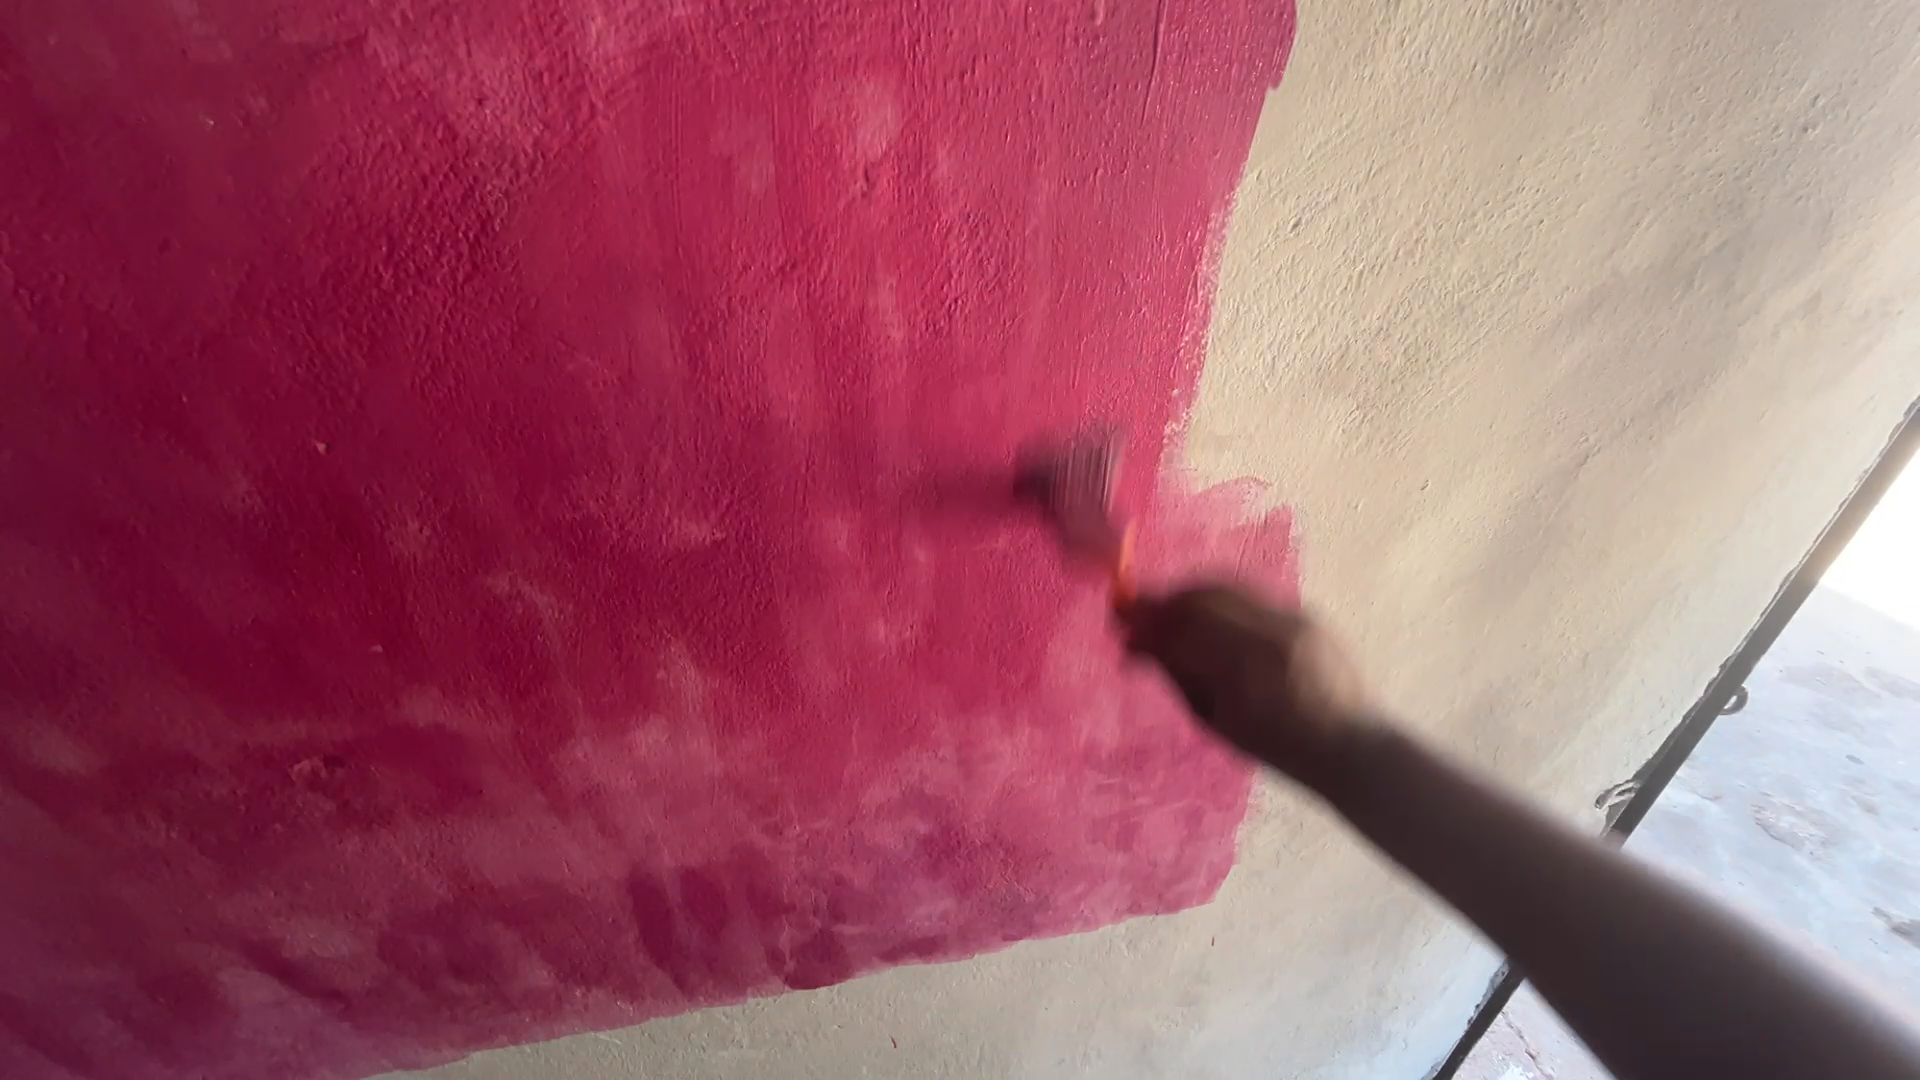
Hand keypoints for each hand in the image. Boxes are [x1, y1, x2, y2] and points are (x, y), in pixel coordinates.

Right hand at [1119, 584, 1372, 783]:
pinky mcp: (1303, 610)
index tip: (1119, 619)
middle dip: (1162, 599)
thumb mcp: (1216, 721)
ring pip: (1225, 586)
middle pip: (1203, 593)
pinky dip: (1216, 601)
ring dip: (1186, 595)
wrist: (1353, 747)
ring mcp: (1294, 614)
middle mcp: (1275, 628)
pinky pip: (1247, 595)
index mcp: (1252, 664)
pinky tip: (1201, 618)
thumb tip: (1133, 645)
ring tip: (1164, 614)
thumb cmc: (1278, 747)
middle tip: (1135, 613)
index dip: (1146, 616)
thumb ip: (1176, 674)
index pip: (1184, 623)